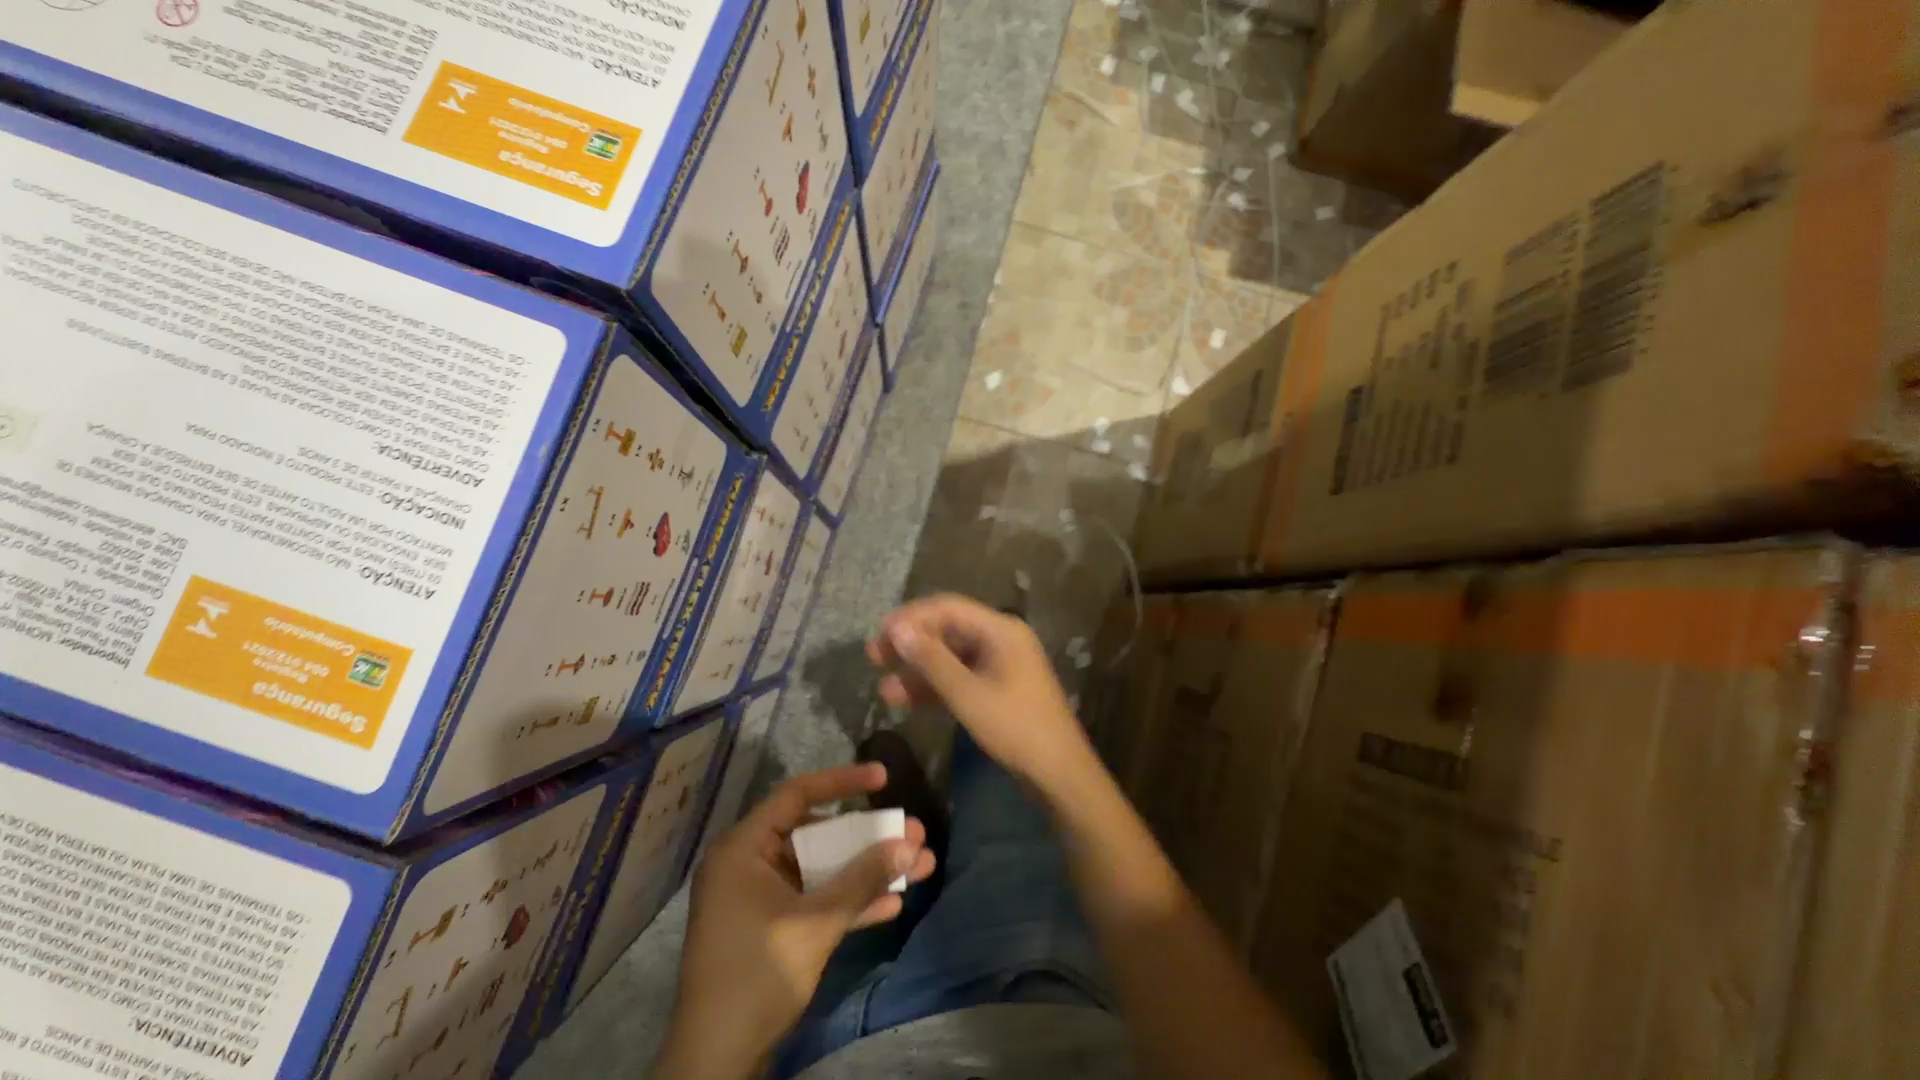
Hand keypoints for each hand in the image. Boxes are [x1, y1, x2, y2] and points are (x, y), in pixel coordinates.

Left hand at [658, 765, 937, 1079]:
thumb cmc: (758, 971)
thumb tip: (910, 846)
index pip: (796, 796)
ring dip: (866, 872)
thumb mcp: (815, 923)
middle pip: (816, 835)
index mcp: (743, 848)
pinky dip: (848, 902)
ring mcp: (759, 898)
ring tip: (920, 868)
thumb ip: (862, 880)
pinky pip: (814, 901)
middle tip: (913, 834)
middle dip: (868, 838)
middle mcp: (748, 864)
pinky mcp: (771, 928)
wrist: (717, 1053)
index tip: (883, 779)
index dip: (842, 782)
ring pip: (821, 871)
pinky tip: (892, 907)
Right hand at [869, 593, 1098, 793]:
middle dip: (910, 644)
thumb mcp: (967, 694)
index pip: (948, 608)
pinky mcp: (996, 689)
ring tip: (883, 689)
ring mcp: (999, 665)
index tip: (879, 635)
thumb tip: (897, 629)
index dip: (911, 618)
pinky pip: (959, 678)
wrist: (1058, 772)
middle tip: (873, 657)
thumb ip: (931, 661)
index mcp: (1000, 630)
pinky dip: (934, 687)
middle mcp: (1000, 640)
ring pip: (950, 658)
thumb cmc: (1015, 727)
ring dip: (917, 671)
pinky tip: (905, 701)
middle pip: (947, 630)